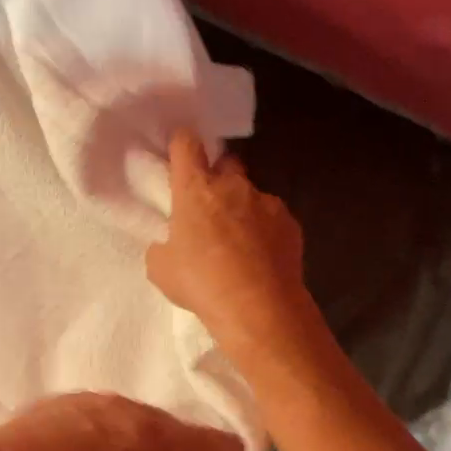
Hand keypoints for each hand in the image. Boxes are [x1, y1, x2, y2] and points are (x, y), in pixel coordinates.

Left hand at [0, 392, 243, 450]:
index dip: (223, 448)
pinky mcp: (73, 397)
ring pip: (137, 417)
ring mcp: (99, 397)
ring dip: (143, 439)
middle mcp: (129, 407)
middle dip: (176, 449)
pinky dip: (117, 430)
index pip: (198, 439)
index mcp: (146, 435)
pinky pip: (111, 412)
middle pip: (167, 426)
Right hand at [146, 128, 309, 348]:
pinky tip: (259, 256)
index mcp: (195, 190)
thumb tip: (171, 244)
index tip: (180, 149)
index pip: (187, 145)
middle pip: (226, 163)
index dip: (182, 143)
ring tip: (237, 240)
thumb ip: (163, 245)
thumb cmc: (200, 282)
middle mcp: (233, 186)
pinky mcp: (290, 223)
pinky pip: (272, 218)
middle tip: (209, 204)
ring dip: (242, 207)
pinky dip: (264, 230)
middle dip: (218, 175)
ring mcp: (266, 202)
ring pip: (251, 193)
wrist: (257, 307)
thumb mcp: (160, 268)